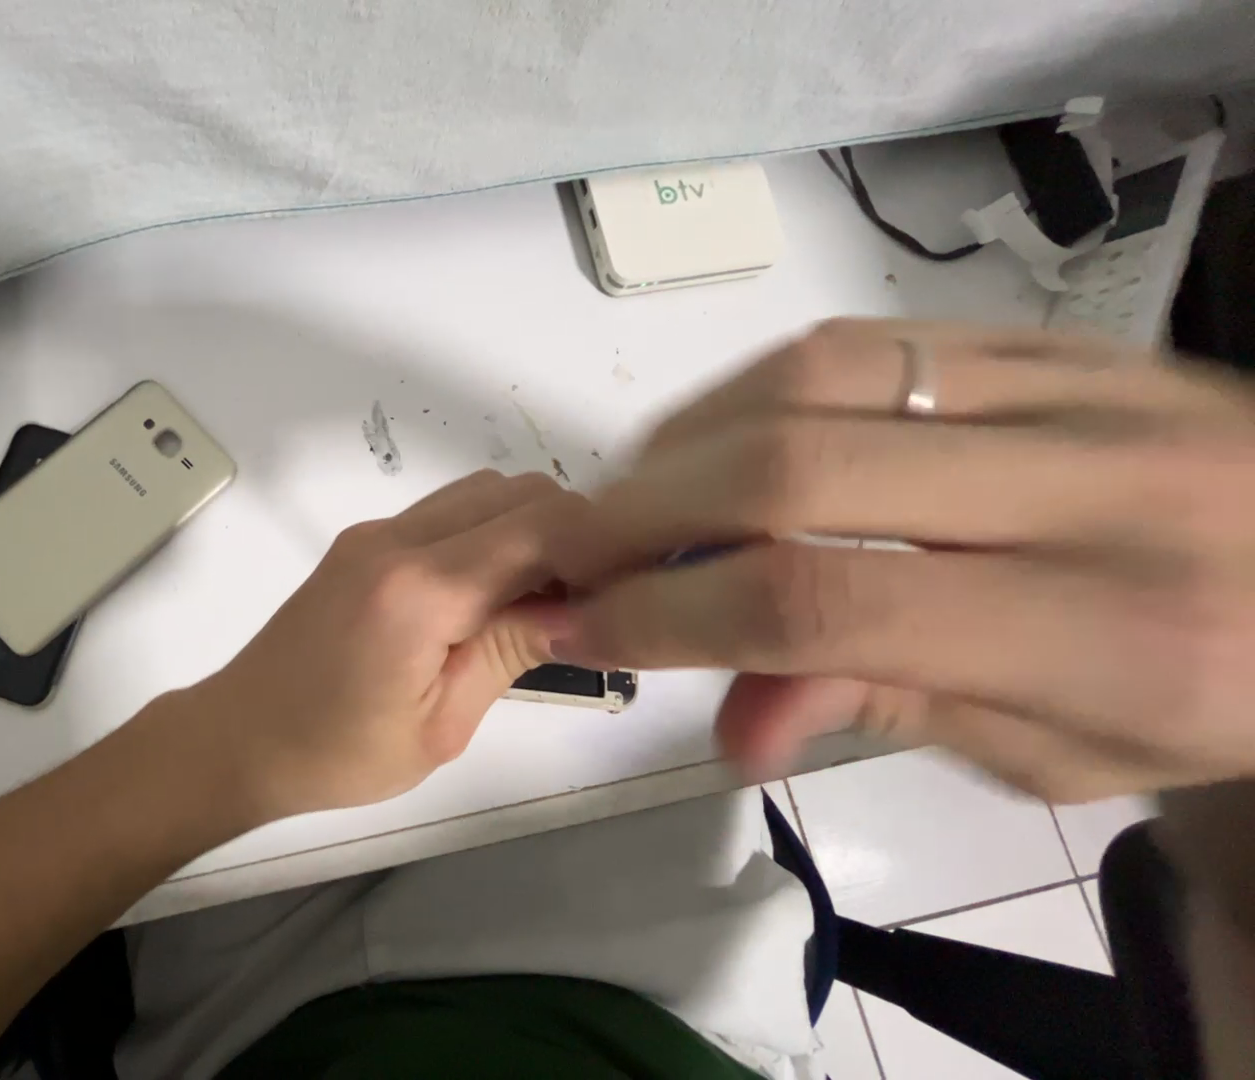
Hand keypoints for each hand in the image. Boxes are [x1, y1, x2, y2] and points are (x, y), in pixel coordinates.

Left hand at [185, 469, 582, 819]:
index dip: (605, 547)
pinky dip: (488, 534)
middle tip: (588, 604)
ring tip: (541, 604)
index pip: (542, 525)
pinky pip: (446, 512)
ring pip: (483, 492)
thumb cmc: (337, 753)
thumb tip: (586, 609)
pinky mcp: (363, 542)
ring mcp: (374, 533)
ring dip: (529, 530)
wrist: (240, 735)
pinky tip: (491, 595)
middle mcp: (395, 539)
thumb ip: (512, 650)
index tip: (632, 593)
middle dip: (573, 534)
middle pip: (519, 491)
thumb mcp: (441, 725)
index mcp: (419, 590)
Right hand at [552, 317, 1254, 802]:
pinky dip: (739, 395)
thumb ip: (866, 712)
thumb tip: (727, 728)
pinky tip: (705, 446)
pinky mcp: (1044, 336)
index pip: (826, 603)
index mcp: (1121, 634)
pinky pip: (849, 341)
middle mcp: (1104, 485)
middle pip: (793, 470)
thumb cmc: (1198, 698)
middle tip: (580, 556)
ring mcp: (1076, 385)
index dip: (669, 615)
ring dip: (679, 446)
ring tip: (632, 501)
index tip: (583, 625)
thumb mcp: (1042, 753)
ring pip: (808, 380)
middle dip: (644, 517)